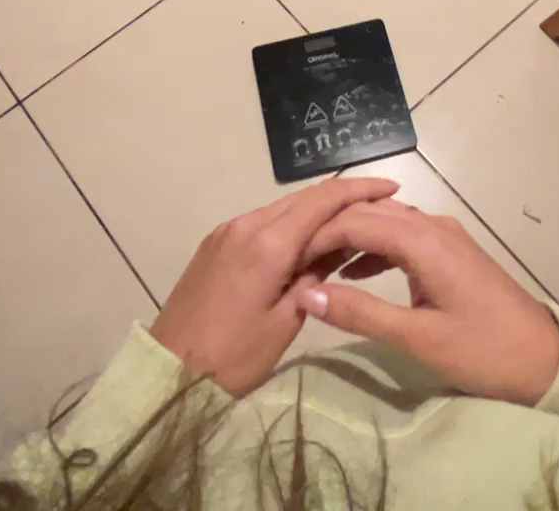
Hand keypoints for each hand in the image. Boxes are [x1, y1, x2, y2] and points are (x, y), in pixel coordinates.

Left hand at [149, 177, 398, 395]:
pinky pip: (263, 220)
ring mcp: (228, 230)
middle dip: (342, 196)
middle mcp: (247, 224)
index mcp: (268, 243)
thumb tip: (339, 249)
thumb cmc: (233, 356)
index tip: (391, 188)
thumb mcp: (286, 322)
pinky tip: (307, 239)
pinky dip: (291, 222)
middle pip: (303, 198)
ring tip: (349, 222)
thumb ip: (315, 277)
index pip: (323, 201)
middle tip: (379, 204)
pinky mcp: (216, 241)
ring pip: (283, 207)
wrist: (166, 371)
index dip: (359, 189)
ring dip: (316, 209)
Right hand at [298, 200, 558, 405]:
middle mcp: (431, 225)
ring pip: (385, 221)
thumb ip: (361, 313)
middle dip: (328, 231)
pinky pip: (401, 235)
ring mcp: (443, 235)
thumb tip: (306, 294)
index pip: (355, 222)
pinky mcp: (448, 250)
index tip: (284, 259)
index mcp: (422, 240)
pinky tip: (353, 272)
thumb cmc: (482, 350)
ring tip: (315, 266)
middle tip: (293, 259)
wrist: (543, 360)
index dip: (316, 236)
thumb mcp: (418, 338)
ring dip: (350, 237)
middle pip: (368, 213)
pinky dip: (373, 248)